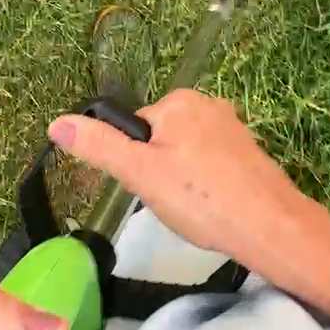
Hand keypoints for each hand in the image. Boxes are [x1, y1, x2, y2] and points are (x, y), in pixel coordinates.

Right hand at [48, 89, 321, 266]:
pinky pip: (208, 164)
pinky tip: (214, 207)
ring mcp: (231, 127)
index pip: (134, 131)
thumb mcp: (140, 174)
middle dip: (159, 173)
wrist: (272, 228)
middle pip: (158, 141)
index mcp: (179, 101)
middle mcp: (206, 103)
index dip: (135, 164)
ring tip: (197, 208)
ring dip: (182, 182)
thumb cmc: (202, 199)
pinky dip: (205, 185)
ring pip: (183, 155)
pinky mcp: (247, 151)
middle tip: (174, 201)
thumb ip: (99, 147)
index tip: (151, 188)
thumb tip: (57, 123)